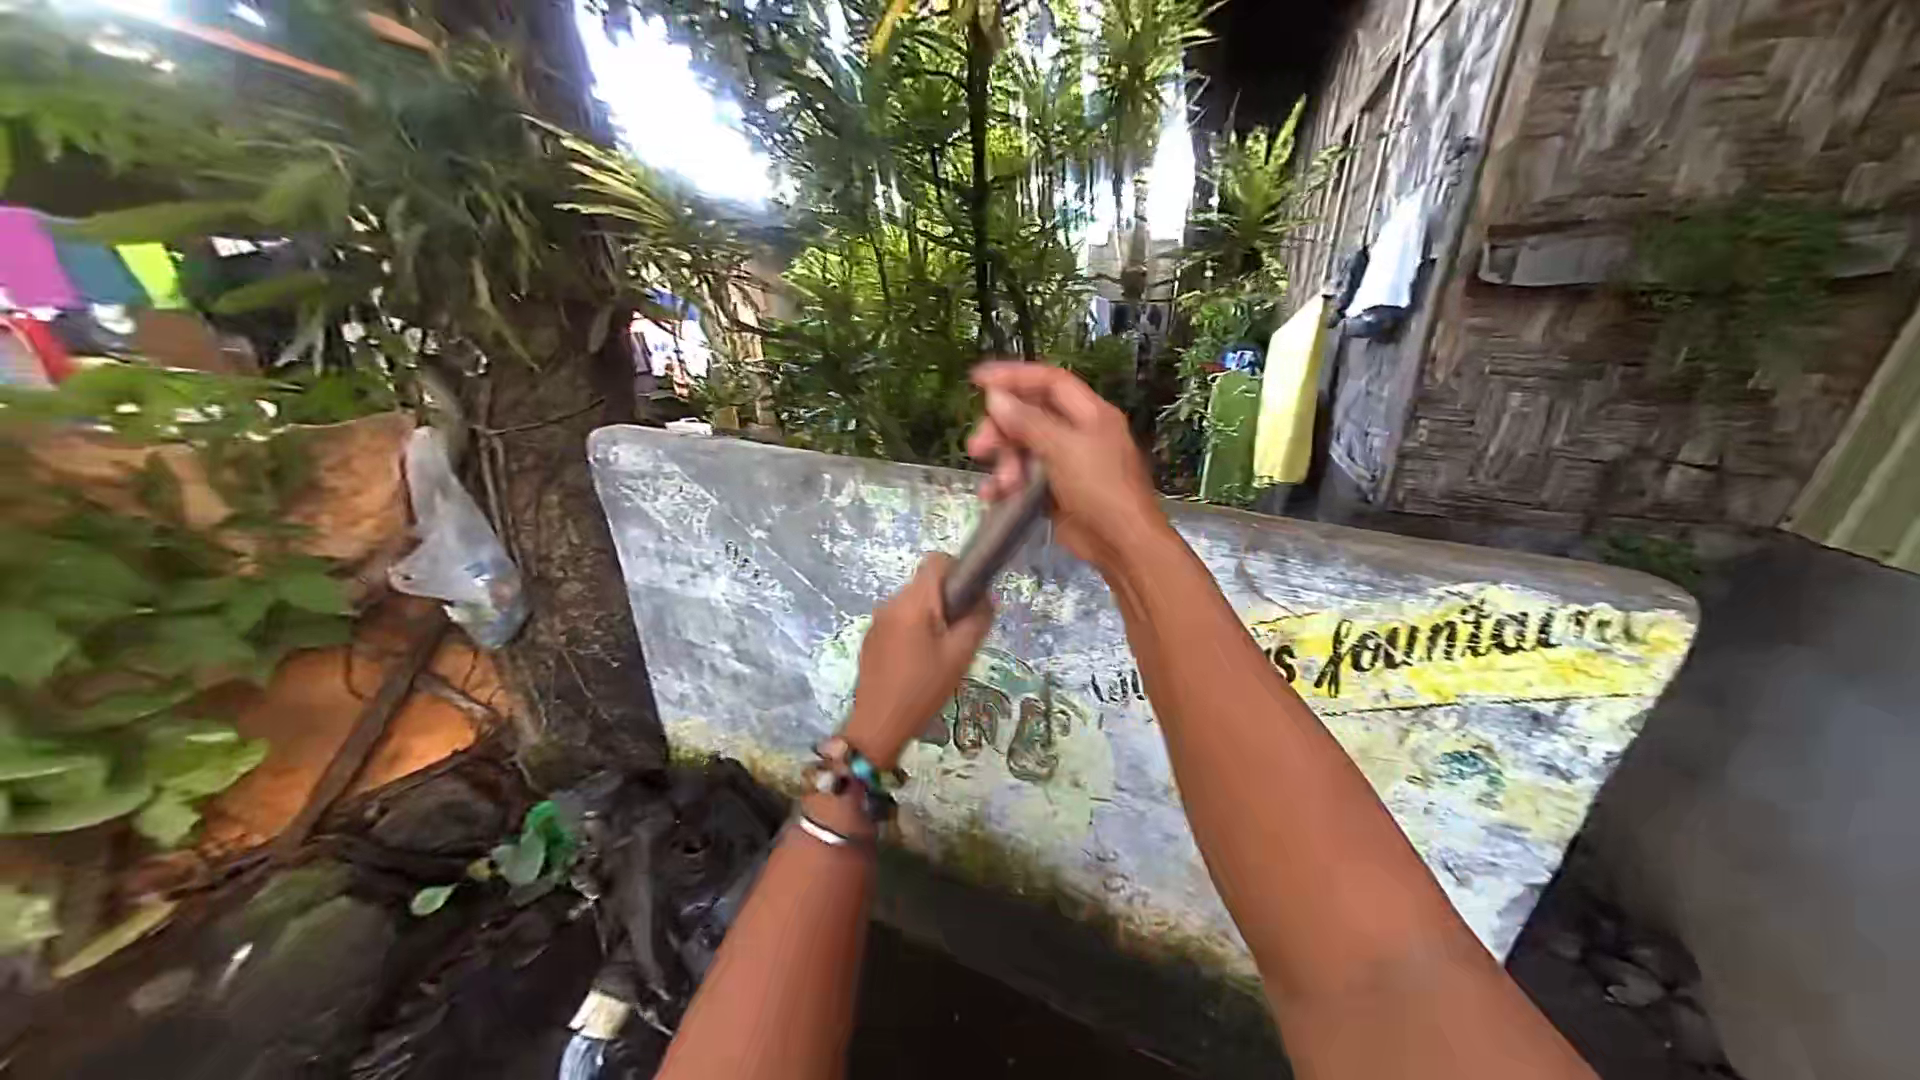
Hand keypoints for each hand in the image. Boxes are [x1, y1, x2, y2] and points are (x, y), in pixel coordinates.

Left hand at [842, 554, 991, 768]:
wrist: (879, 725)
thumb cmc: (923, 689)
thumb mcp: (960, 656)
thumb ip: (977, 620)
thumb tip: (985, 597)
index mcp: (912, 602)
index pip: (936, 561)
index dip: (958, 571)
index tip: (968, 600)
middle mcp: (891, 603)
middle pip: (925, 584)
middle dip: (946, 601)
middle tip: (958, 636)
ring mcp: (877, 620)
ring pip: (913, 603)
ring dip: (930, 617)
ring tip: (939, 654)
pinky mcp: (871, 638)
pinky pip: (899, 620)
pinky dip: (914, 630)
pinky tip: (918, 663)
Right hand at [965, 361, 1168, 573]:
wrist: (1121, 544)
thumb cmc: (1100, 489)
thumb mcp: (1063, 449)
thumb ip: (1027, 422)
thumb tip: (995, 398)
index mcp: (1089, 414)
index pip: (1049, 382)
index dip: (1014, 376)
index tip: (979, 380)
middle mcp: (1077, 433)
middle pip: (1029, 417)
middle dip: (1001, 430)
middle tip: (979, 447)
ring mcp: (1065, 464)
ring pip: (1022, 450)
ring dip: (1004, 463)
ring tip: (1001, 483)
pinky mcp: (1054, 492)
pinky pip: (1023, 479)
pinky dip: (1007, 485)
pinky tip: (993, 496)